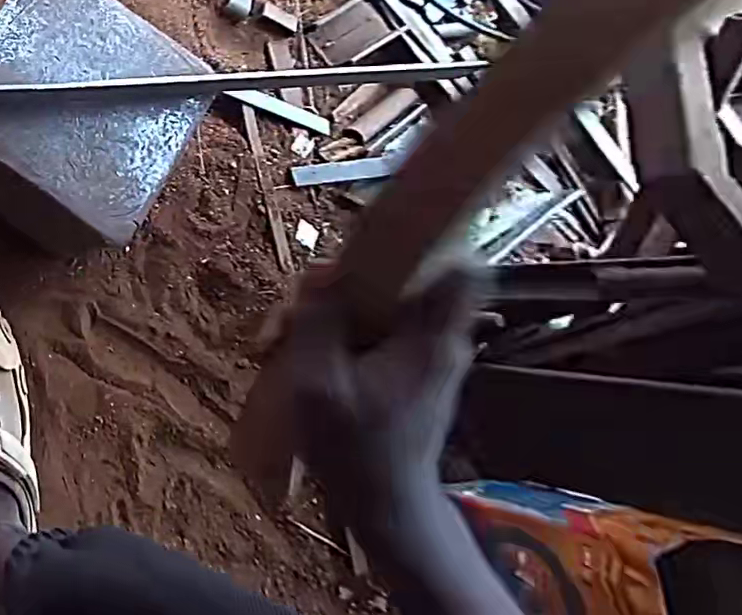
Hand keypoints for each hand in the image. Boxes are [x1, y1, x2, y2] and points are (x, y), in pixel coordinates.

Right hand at [286, 268, 479, 538]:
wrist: (384, 504)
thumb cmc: (352, 443)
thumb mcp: (318, 378)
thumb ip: (318, 320)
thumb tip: (324, 269)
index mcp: (428, 340)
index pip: (458, 272)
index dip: (426, 243)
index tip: (374, 237)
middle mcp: (435, 341)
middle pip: (397, 281)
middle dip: (339, 284)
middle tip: (294, 311)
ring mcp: (423, 356)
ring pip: (376, 303)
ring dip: (328, 309)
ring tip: (282, 339)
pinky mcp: (406, 368)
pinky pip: (371, 326)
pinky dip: (335, 328)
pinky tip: (299, 353)